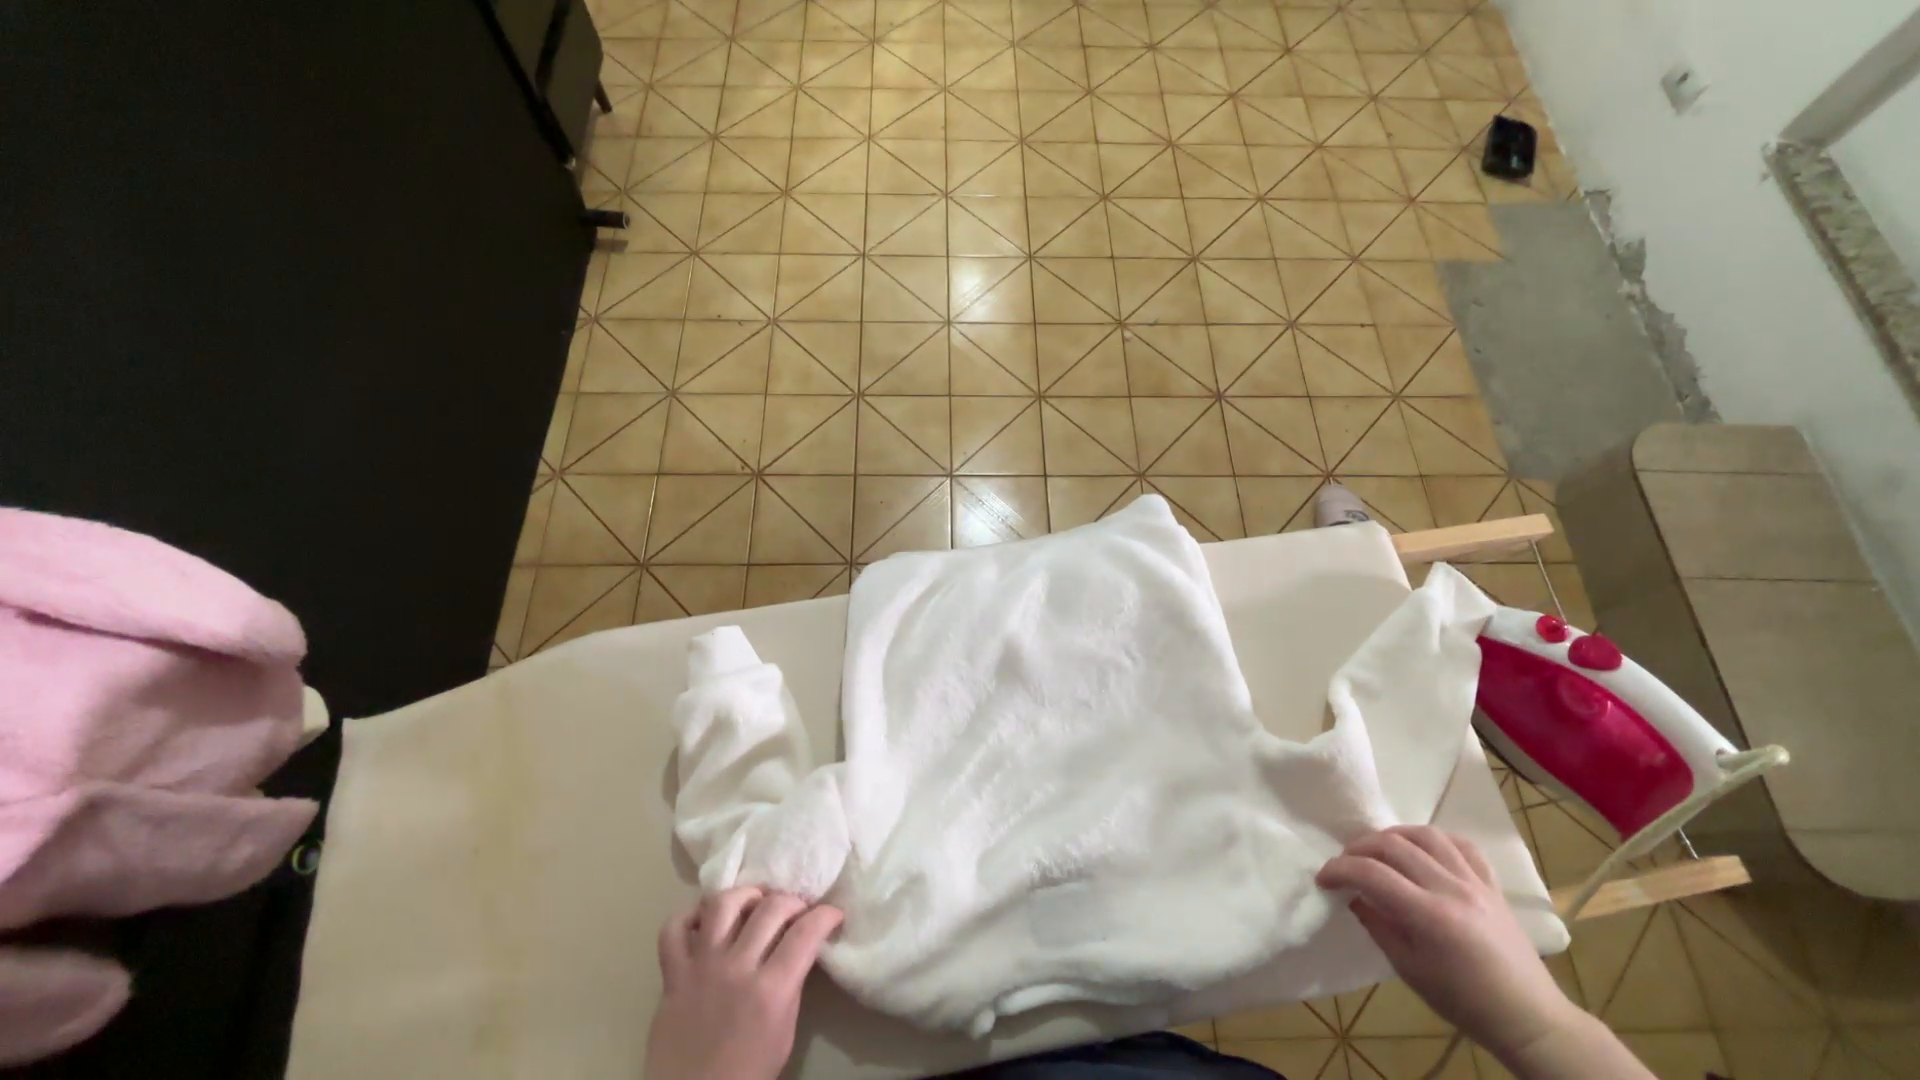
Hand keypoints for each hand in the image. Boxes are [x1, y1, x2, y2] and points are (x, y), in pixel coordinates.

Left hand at [645, 887, 843, 1079]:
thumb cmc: (748, 1074)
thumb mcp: (784, 1032)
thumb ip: (790, 986)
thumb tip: (799, 950)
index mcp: (770, 991)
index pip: (806, 933)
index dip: (826, 915)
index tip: (832, 915)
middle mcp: (736, 969)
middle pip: (770, 908)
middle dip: (793, 901)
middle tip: (798, 911)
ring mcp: (701, 967)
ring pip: (722, 905)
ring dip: (746, 895)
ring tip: (755, 903)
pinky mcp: (672, 975)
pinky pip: (673, 928)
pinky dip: (690, 914)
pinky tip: (707, 920)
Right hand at [1316, 826, 1579, 1061]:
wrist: (1526, 1017)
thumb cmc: (1462, 1001)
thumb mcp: (1408, 969)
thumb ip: (1377, 925)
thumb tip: (1353, 896)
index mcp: (1429, 916)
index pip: (1371, 873)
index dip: (1339, 870)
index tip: (1323, 878)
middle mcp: (1452, 889)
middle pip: (1394, 845)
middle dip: (1359, 848)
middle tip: (1344, 863)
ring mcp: (1476, 883)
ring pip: (1427, 835)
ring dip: (1393, 835)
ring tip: (1378, 849)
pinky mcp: (1493, 885)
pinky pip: (1462, 846)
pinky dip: (1435, 840)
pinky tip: (1421, 850)